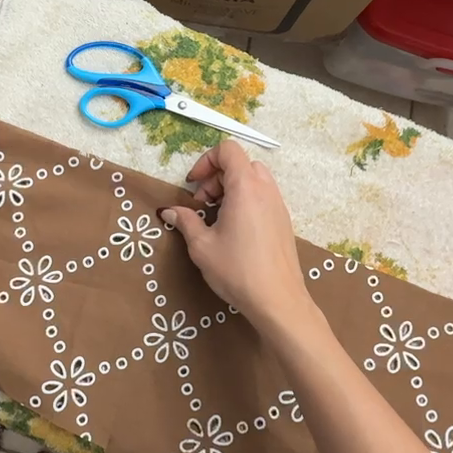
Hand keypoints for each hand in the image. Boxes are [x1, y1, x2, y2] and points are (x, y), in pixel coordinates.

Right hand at [159, 140, 315, 334]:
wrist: (278, 302)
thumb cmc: (238, 270)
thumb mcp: (202, 246)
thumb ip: (185, 221)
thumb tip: (169, 210)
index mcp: (245, 187)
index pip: (228, 150)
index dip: (206, 161)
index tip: (194, 185)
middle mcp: (265, 189)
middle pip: (240, 164)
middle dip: (217, 177)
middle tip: (203, 204)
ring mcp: (278, 204)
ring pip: (253, 179)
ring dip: (231, 188)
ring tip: (217, 216)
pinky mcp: (284, 221)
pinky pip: (263, 196)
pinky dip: (246, 201)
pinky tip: (234, 230)